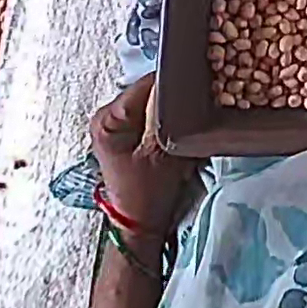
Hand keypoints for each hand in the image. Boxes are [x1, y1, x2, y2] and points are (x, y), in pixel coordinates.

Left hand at [90, 75, 190, 236]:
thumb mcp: (162, 152)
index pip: (146, 83)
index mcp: (108, 119)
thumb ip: (168, 116)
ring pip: (151, 99)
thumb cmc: (147, 194)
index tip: (198, 83)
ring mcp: (115, 123)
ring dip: (171, 104)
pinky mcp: (126, 131)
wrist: (140, 226)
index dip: (175, 81)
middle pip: (148, 89)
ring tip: (193, 109)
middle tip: (199, 96)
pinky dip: (166, 115)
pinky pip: (150, 111)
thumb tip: (181, 86)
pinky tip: (181, 121)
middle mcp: (107, 115)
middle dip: (173, 93)